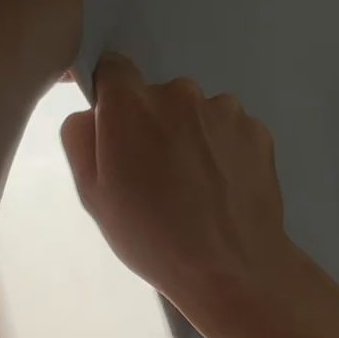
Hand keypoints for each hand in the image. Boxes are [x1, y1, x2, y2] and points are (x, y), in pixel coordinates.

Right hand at [60, 53, 303, 337]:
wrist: (231, 268)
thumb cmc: (152, 237)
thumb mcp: (92, 195)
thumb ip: (81, 138)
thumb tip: (91, 114)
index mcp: (130, 105)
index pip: (114, 68)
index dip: (114, 100)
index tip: (121, 135)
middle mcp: (179, 93)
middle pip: (159, 96)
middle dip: (155, 125)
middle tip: (160, 177)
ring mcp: (224, 110)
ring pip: (197, 114)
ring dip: (193, 137)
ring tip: (196, 188)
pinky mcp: (257, 130)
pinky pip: (230, 130)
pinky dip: (224, 151)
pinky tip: (223, 189)